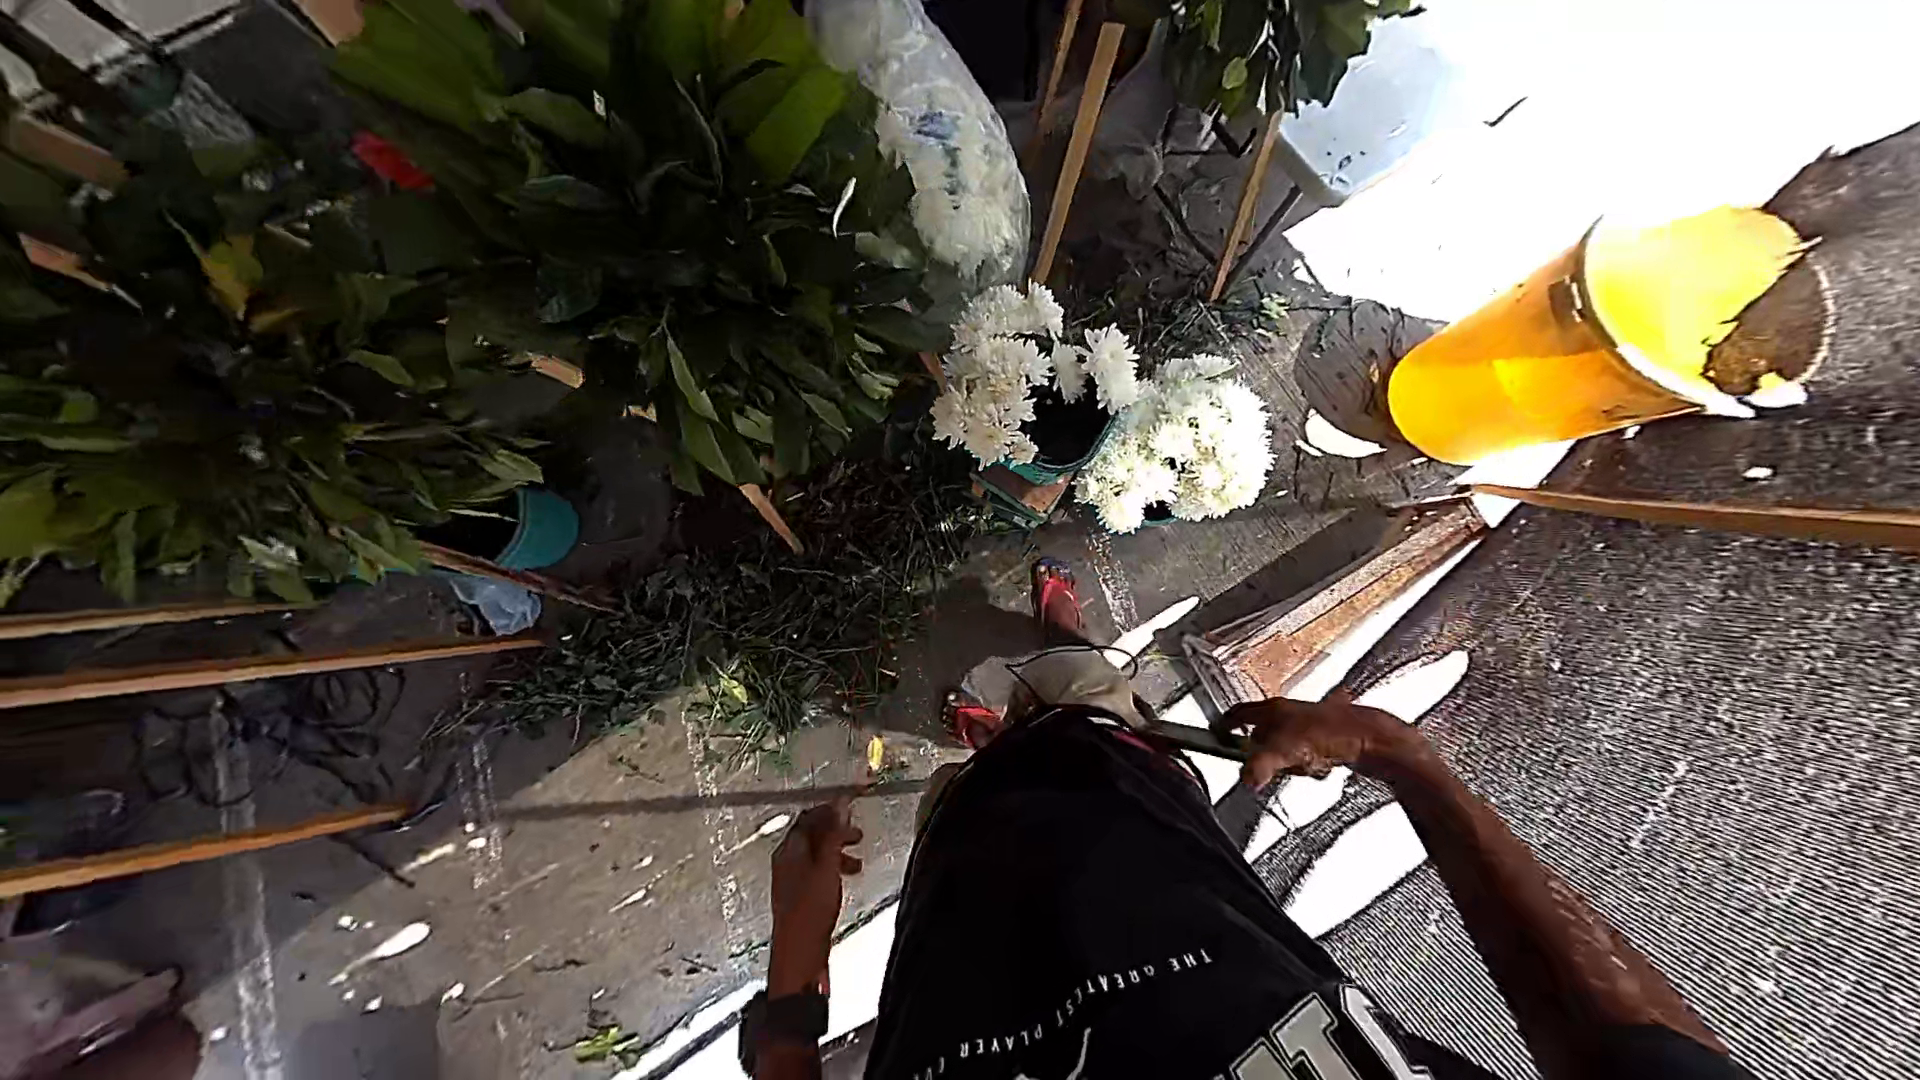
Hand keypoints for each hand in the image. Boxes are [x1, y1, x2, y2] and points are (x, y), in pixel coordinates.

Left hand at [768, 799, 862, 995]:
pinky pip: (817, 871)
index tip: (851, 805)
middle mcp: (786, 861)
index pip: (809, 816)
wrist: (799, 958)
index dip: (831, 809)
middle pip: (812, 834)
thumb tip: (840, 805)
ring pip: (816, 853)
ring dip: (837, 850)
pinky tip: (845, 878)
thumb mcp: (827, 866)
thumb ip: (834, 834)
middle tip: (857, 832)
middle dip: (836, 830)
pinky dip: (833, 867)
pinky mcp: (799, 896)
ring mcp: (791, 879)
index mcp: (789, 850)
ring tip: (857, 858)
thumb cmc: (810, 912)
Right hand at [1224, 693, 1426, 787]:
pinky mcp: (1327, 733)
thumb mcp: (1285, 753)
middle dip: (1265, 750)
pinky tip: (1321, 766)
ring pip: (1287, 743)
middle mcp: (1289, 710)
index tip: (1218, 732)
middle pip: (1263, 731)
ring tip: (1304, 766)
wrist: (1373, 737)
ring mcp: (1309, 720)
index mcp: (1272, 708)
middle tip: (1270, 763)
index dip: (1226, 723)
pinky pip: (1309, 750)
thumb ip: (1260, 767)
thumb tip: (1245, 778)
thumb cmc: (1330, 734)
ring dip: (1292, 759)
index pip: (1238, 713)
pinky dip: (1312, 762)